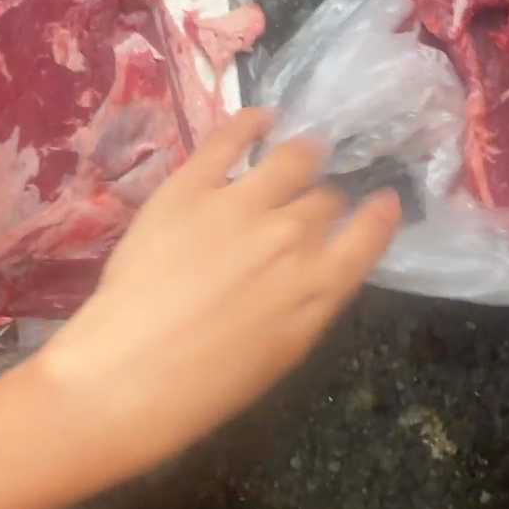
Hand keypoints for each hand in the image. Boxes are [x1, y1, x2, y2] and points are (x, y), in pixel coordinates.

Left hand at [32, 108, 401, 472]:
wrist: (127, 375)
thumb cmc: (200, 390)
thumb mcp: (276, 357)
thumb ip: (303, 305)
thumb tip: (309, 273)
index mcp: (320, 288)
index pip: (367, 235)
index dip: (377, 215)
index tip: (381, 201)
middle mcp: (292, 237)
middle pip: (323, 200)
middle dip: (321, 200)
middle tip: (309, 199)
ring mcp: (241, 206)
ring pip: (292, 160)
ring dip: (301, 156)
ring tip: (300, 150)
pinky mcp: (190, 188)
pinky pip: (229, 138)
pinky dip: (251, 122)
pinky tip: (261, 118)